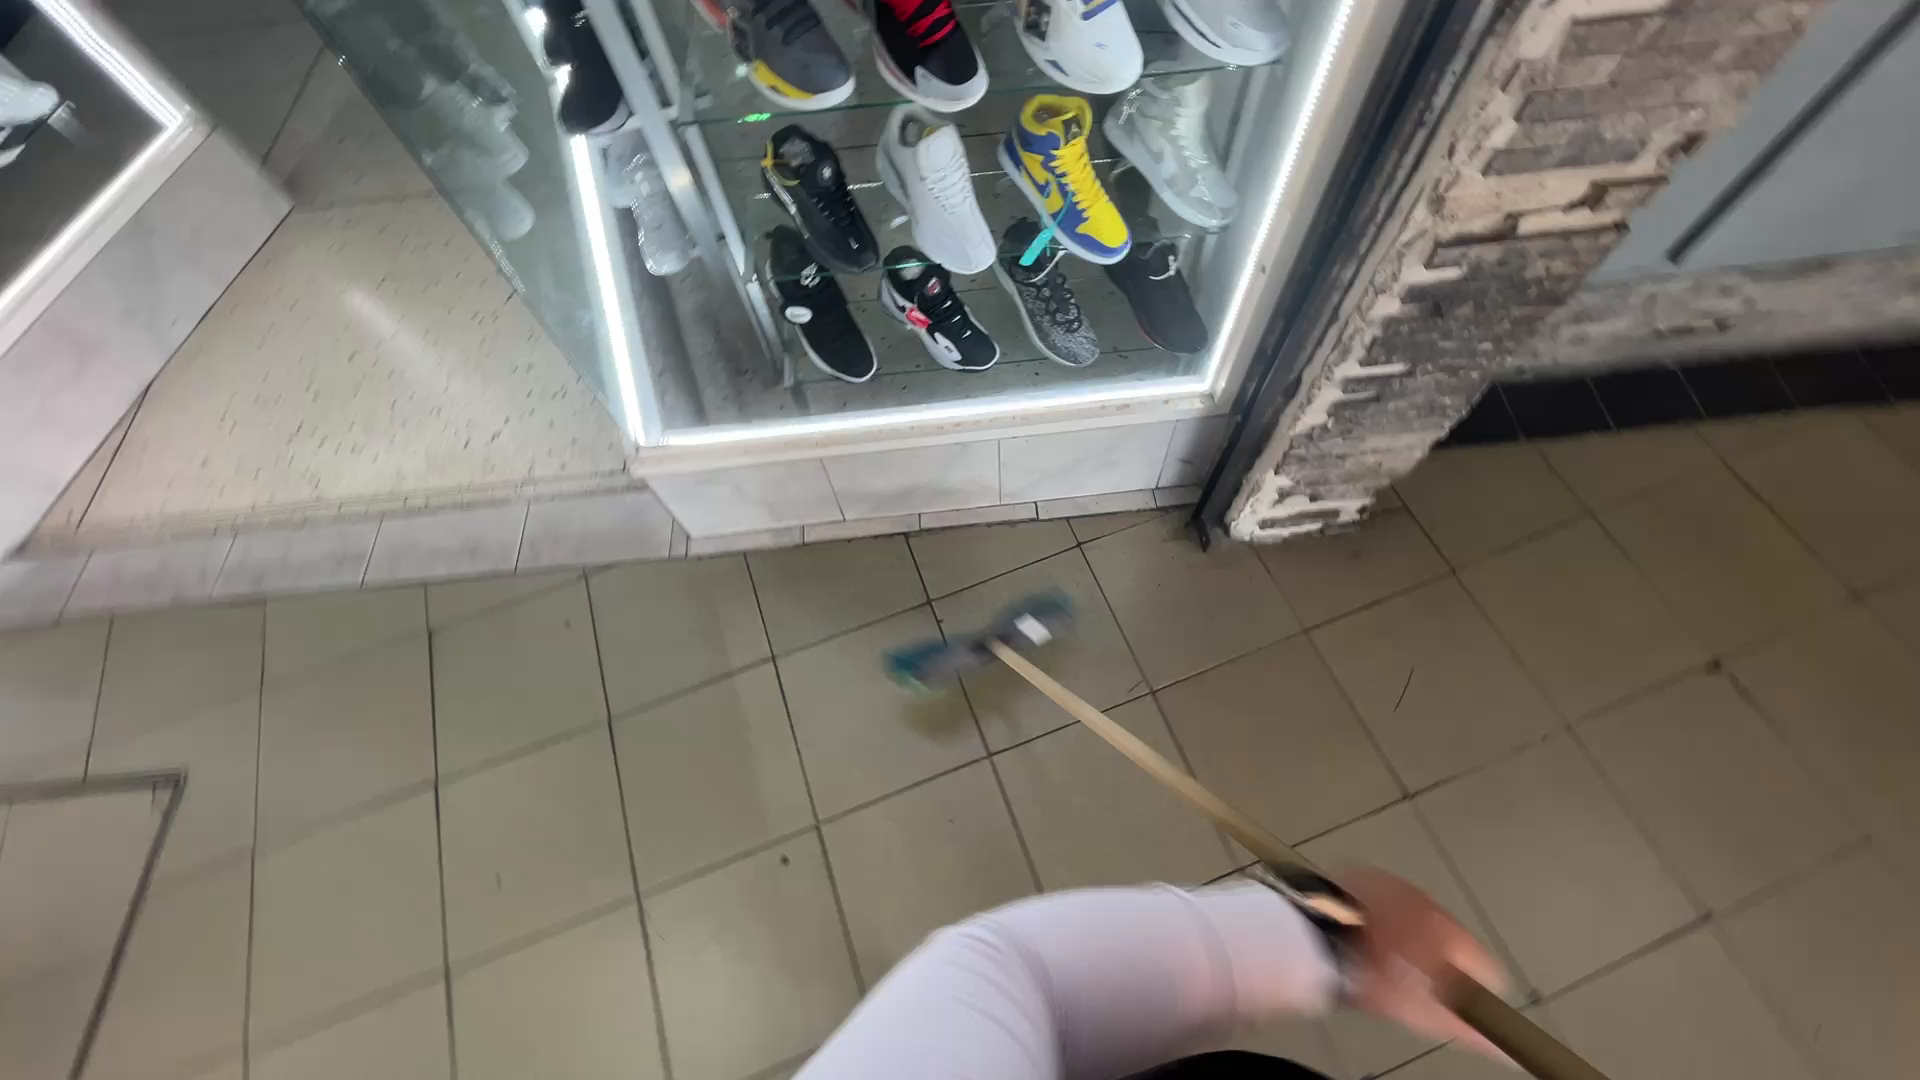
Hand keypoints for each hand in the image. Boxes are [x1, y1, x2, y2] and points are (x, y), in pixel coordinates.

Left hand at [1337, 868, 1513, 1062]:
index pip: (1483, 962)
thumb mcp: (1420, 1011)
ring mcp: (1393, 883)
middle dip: (1439, 956)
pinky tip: (1368, 930)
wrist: (1315, 935)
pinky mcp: (1363, 874)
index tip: (1461, 999)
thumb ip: (1465, 1028)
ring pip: (1416, 912)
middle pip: (1448, 933)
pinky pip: (1386, 896)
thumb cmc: (1372, 976)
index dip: (1476, 985)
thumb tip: (1503, 1050)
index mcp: (1448, 931)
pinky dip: (1384, 912)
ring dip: (1411, 931)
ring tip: (1390, 955)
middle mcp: (1426, 900)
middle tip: (1417, 979)